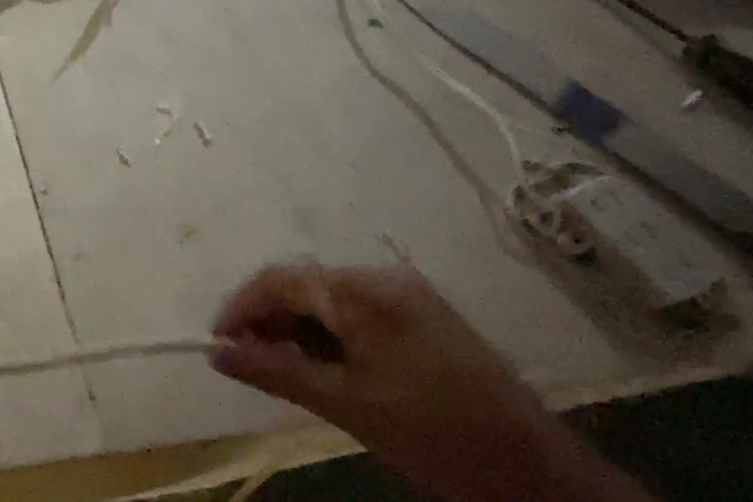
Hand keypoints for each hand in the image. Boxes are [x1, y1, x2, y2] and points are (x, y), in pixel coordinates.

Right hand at [209, 264, 652, 501]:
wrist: (538, 475)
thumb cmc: (432, 435)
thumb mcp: (344, 404)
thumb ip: (274, 371)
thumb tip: (214, 353)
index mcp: (363, 291)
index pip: (280, 281)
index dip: (241, 308)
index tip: (217, 343)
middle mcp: (384, 277)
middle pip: (304, 286)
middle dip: (269, 320)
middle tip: (248, 360)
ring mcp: (409, 294)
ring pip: (330, 299)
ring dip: (299, 328)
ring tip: (283, 368)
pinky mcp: (426, 315)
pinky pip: (359, 311)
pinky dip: (332, 334)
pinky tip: (325, 366)